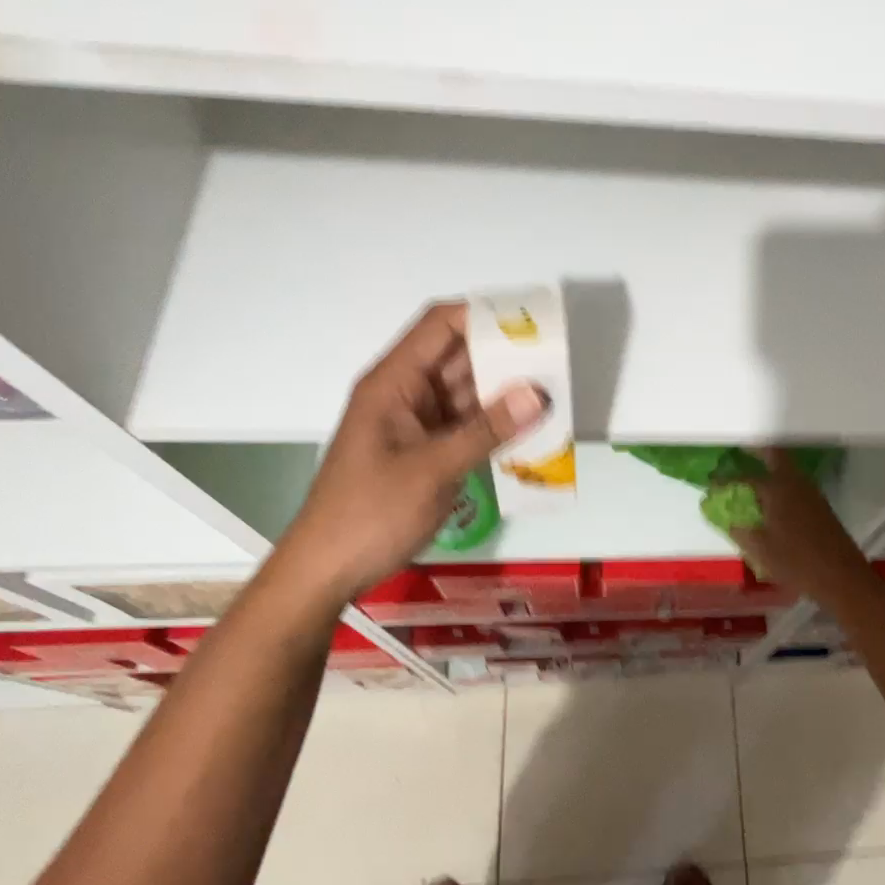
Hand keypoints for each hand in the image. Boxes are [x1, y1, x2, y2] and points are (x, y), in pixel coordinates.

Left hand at [281, 302, 548, 594]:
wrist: (328, 568)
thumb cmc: (371, 512)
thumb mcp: (434, 469)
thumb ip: (488, 430)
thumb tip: (539, 393)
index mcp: (393, 383)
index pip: (440, 326)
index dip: (483, 316)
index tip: (532, 323)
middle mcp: (405, 394)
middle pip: (458, 357)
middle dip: (504, 356)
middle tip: (557, 361)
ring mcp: (415, 424)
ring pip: (466, 393)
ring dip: (504, 392)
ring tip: (554, 393)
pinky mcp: (425, 452)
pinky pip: (465, 426)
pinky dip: (494, 425)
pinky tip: (530, 430)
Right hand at [728, 450, 873, 602]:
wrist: (841, 576)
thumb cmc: (797, 562)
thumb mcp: (761, 550)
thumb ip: (741, 532)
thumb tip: (731, 522)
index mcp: (777, 490)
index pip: (745, 478)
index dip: (725, 480)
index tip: (712, 481)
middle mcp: (795, 484)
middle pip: (775, 455)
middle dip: (757, 451)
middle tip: (742, 450)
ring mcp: (811, 493)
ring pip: (788, 469)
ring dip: (772, 467)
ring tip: (754, 476)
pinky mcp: (820, 506)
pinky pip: (796, 484)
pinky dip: (782, 483)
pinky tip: (773, 500)